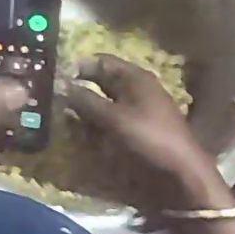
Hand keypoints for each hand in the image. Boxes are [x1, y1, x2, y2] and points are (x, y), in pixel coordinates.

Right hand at [58, 53, 223, 198]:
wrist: (181, 172)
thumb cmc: (149, 137)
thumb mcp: (112, 117)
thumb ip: (84, 99)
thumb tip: (58, 84)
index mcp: (135, 77)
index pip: (100, 61)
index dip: (77, 66)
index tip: (54, 77)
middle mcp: (137, 87)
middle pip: (101, 78)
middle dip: (78, 84)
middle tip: (53, 93)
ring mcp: (138, 106)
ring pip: (103, 96)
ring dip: (84, 102)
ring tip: (62, 110)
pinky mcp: (137, 123)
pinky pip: (109, 113)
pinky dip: (94, 116)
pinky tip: (81, 125)